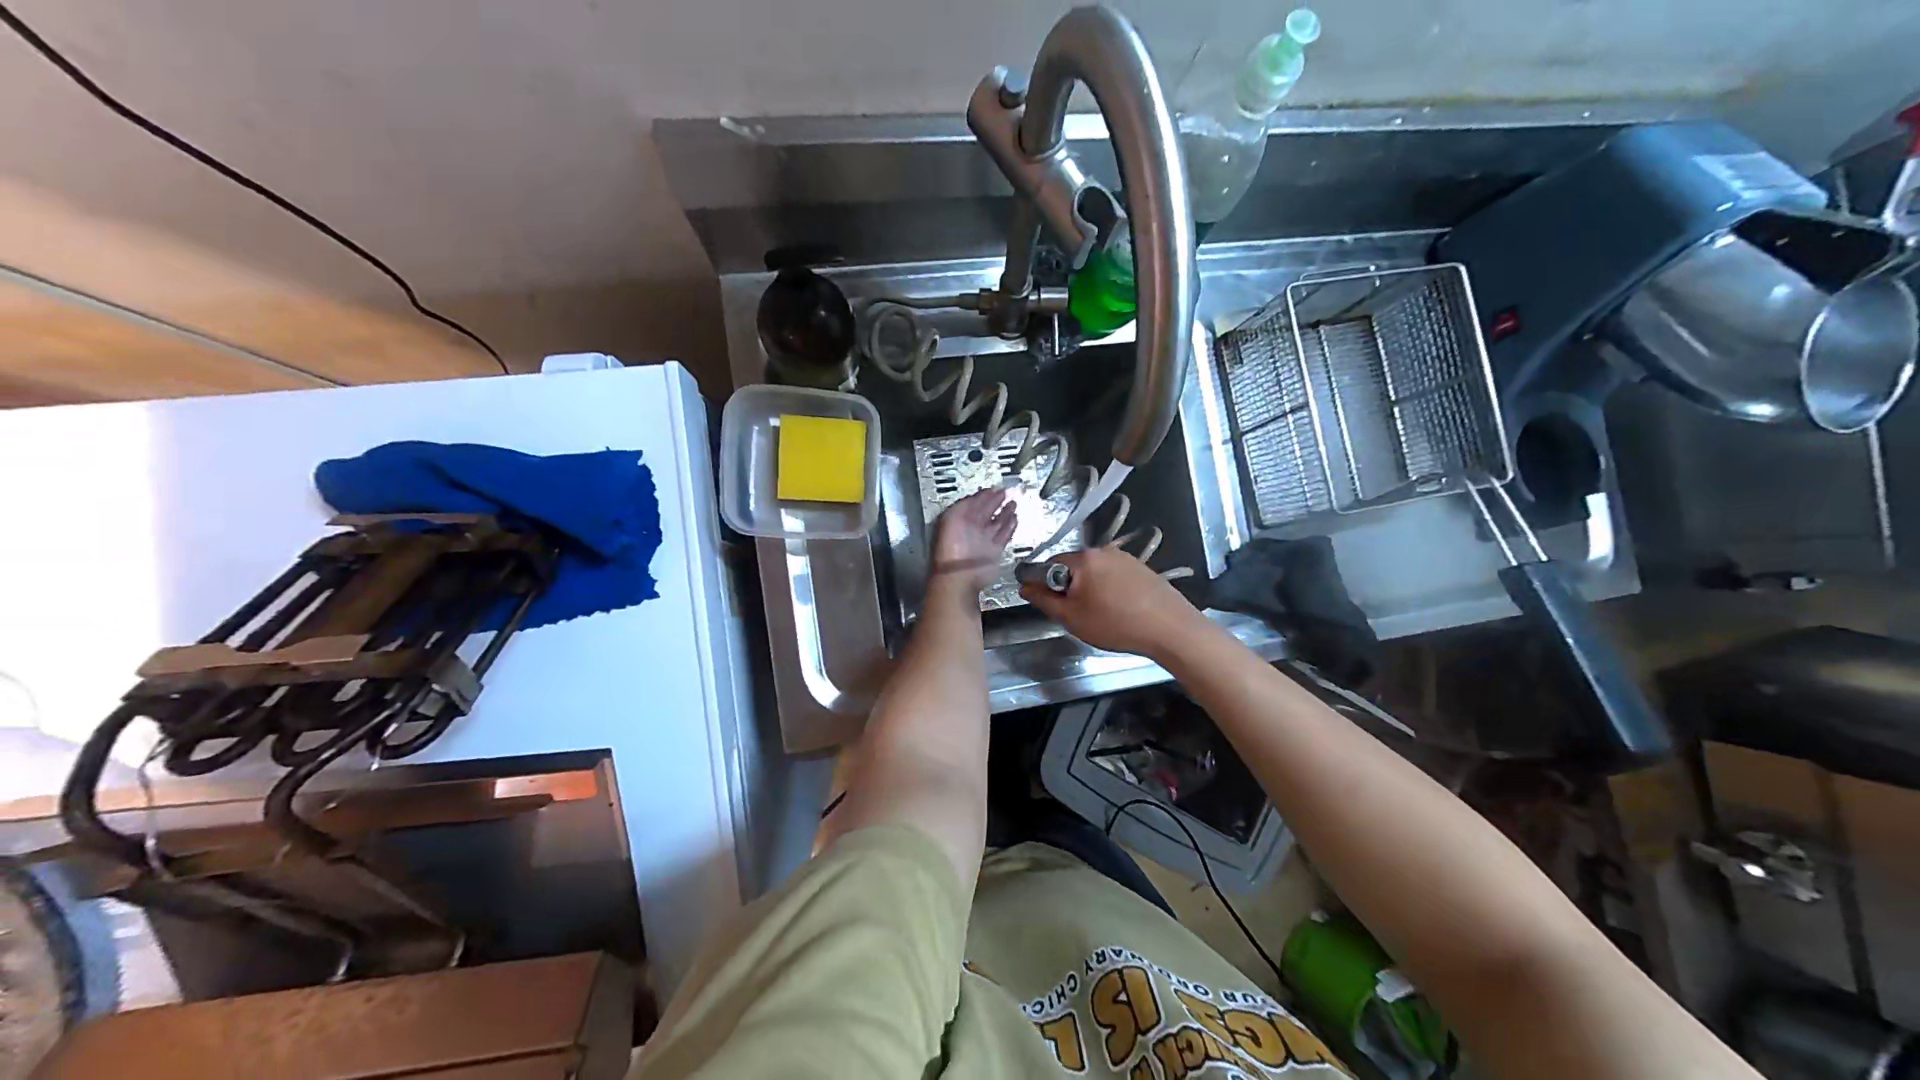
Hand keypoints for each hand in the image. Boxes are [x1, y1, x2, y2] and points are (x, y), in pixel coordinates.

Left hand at [930, 487, 1017, 592]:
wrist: (960, 575)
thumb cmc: (951, 550)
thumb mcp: (952, 518)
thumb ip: (964, 505)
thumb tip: (976, 497)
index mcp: (959, 520)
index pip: (973, 503)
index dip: (984, 494)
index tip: (993, 487)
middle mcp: (971, 529)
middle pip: (986, 510)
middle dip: (996, 500)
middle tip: (1005, 491)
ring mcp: (983, 540)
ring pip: (997, 522)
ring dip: (1005, 512)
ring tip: (1013, 502)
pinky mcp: (994, 551)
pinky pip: (1004, 535)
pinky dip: (1010, 526)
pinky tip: (1014, 518)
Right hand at [1019, 545, 1209, 656]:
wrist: (1170, 629)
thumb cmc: (1117, 624)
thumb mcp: (1071, 617)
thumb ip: (1043, 600)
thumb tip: (1025, 587)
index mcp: (1083, 558)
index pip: (1046, 565)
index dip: (1041, 585)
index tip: (1045, 604)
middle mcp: (1103, 550)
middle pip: (1071, 567)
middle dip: (1067, 588)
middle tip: (1075, 615)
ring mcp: (1124, 557)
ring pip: (1092, 573)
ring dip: (1088, 590)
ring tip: (1100, 616)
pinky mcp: (1140, 568)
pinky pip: (1112, 576)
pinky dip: (1108, 590)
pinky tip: (1119, 610)